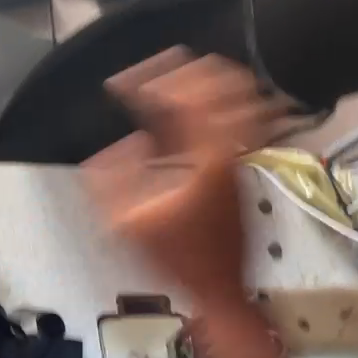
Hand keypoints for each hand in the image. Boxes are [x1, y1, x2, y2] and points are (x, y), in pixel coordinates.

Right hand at [83, 49, 279, 307]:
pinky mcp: (241, 169)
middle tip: (156, 68)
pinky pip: (243, 118)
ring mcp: (241, 157)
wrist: (221, 289)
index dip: (149, 80)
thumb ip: (114, 180)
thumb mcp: (131, 223)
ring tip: (181, 77)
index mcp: (203, 156)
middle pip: (221, 82)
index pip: (182, 94)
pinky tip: (202, 111)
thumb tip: (117, 147)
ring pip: (239, 96)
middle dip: (184, 68)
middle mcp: (229, 148)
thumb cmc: (178, 261)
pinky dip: (223, 103)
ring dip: (208, 80)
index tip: (122, 84)